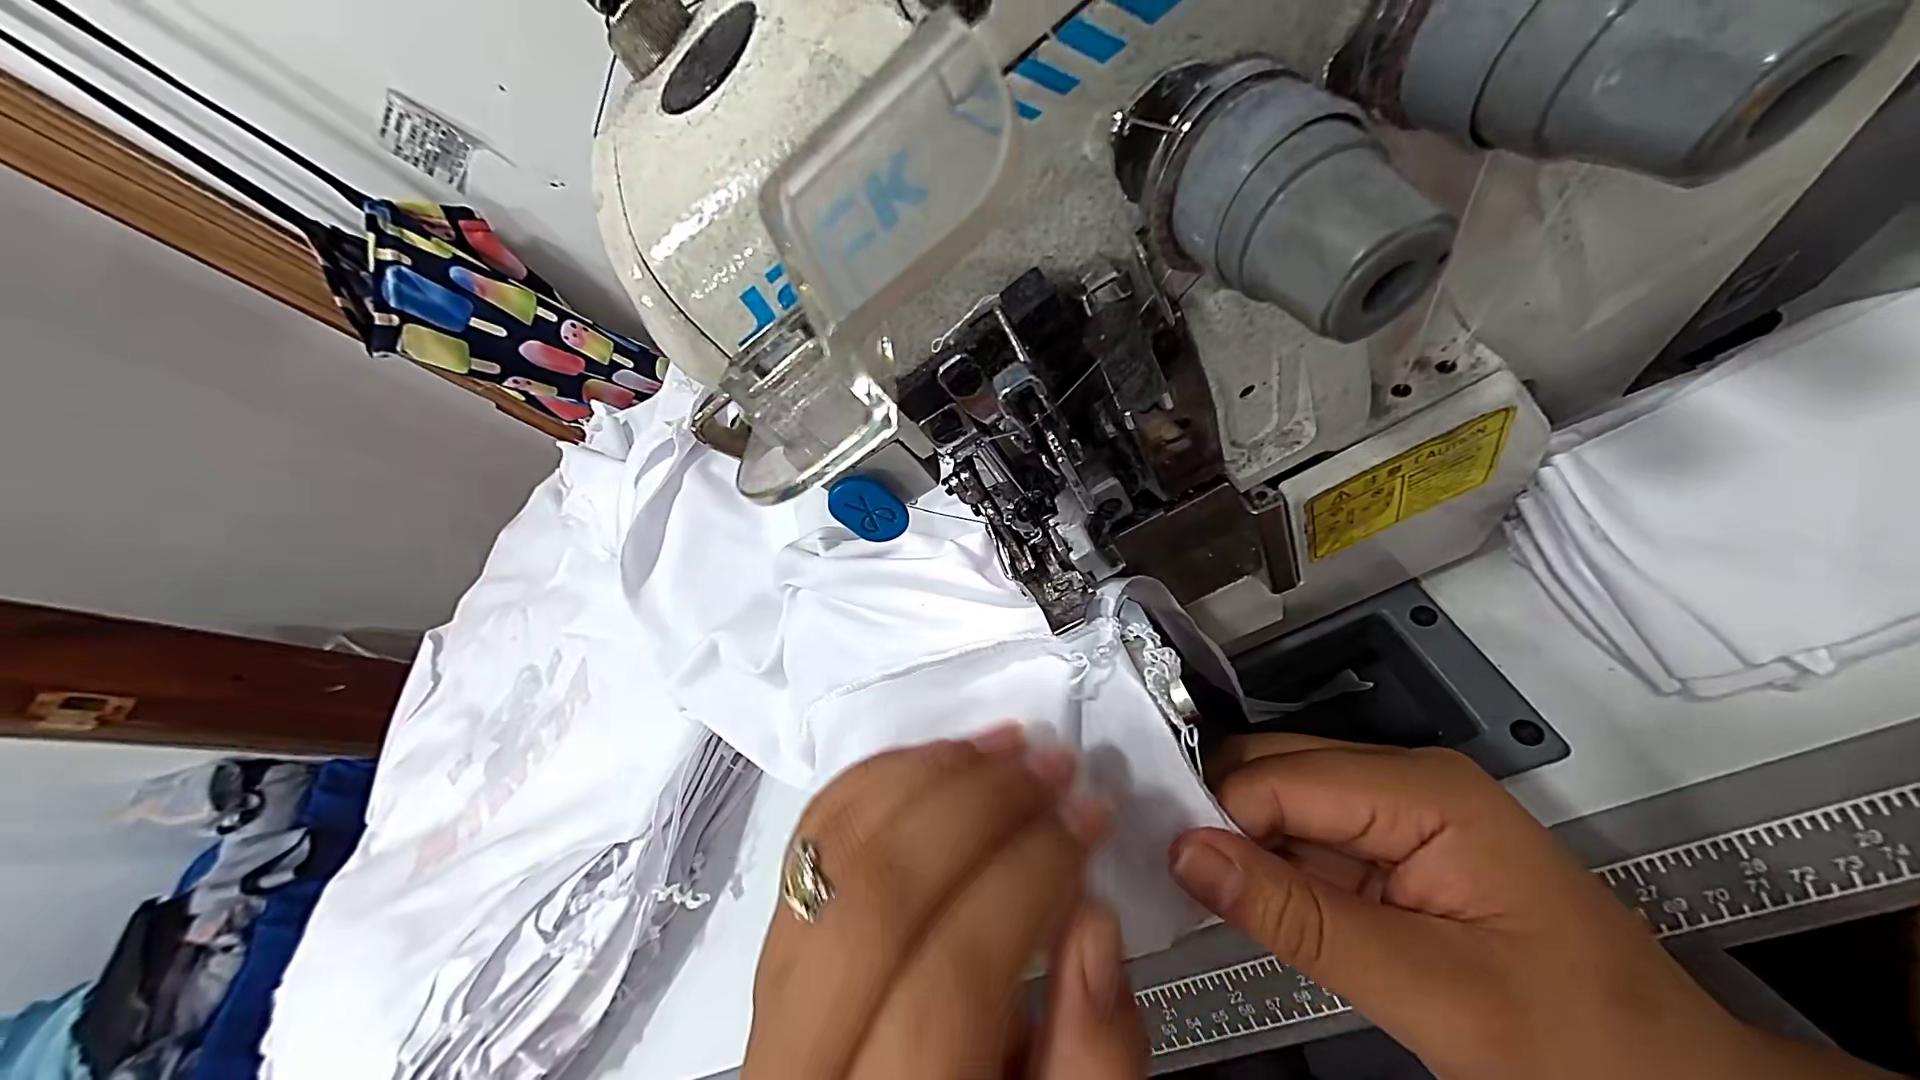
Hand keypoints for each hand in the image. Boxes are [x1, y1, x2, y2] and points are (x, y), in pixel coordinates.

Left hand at [743, 728, 1148, 1079]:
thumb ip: (1091, 1057)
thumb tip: (1095, 924)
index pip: (950, 973)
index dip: (1030, 877)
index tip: (1085, 821)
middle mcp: (804, 1043)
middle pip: (883, 891)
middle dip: (981, 805)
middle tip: (1050, 768)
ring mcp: (773, 977)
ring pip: (837, 844)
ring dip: (930, 774)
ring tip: (1002, 747)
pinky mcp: (774, 928)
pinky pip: (814, 832)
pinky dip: (879, 778)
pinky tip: (938, 757)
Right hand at [1170, 735, 1890, 1079]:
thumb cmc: (1578, 1042)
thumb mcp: (1431, 991)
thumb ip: (1297, 917)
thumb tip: (1185, 852)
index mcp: (1420, 790)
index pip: (1276, 777)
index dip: (1217, 818)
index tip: (1171, 868)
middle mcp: (1400, 779)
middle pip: (1270, 767)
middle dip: (1218, 816)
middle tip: (1180, 877)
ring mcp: (1393, 809)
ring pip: (1275, 798)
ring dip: (1238, 842)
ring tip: (1207, 892)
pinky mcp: (1386, 843)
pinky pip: (1299, 834)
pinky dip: (1265, 864)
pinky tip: (1250, 898)